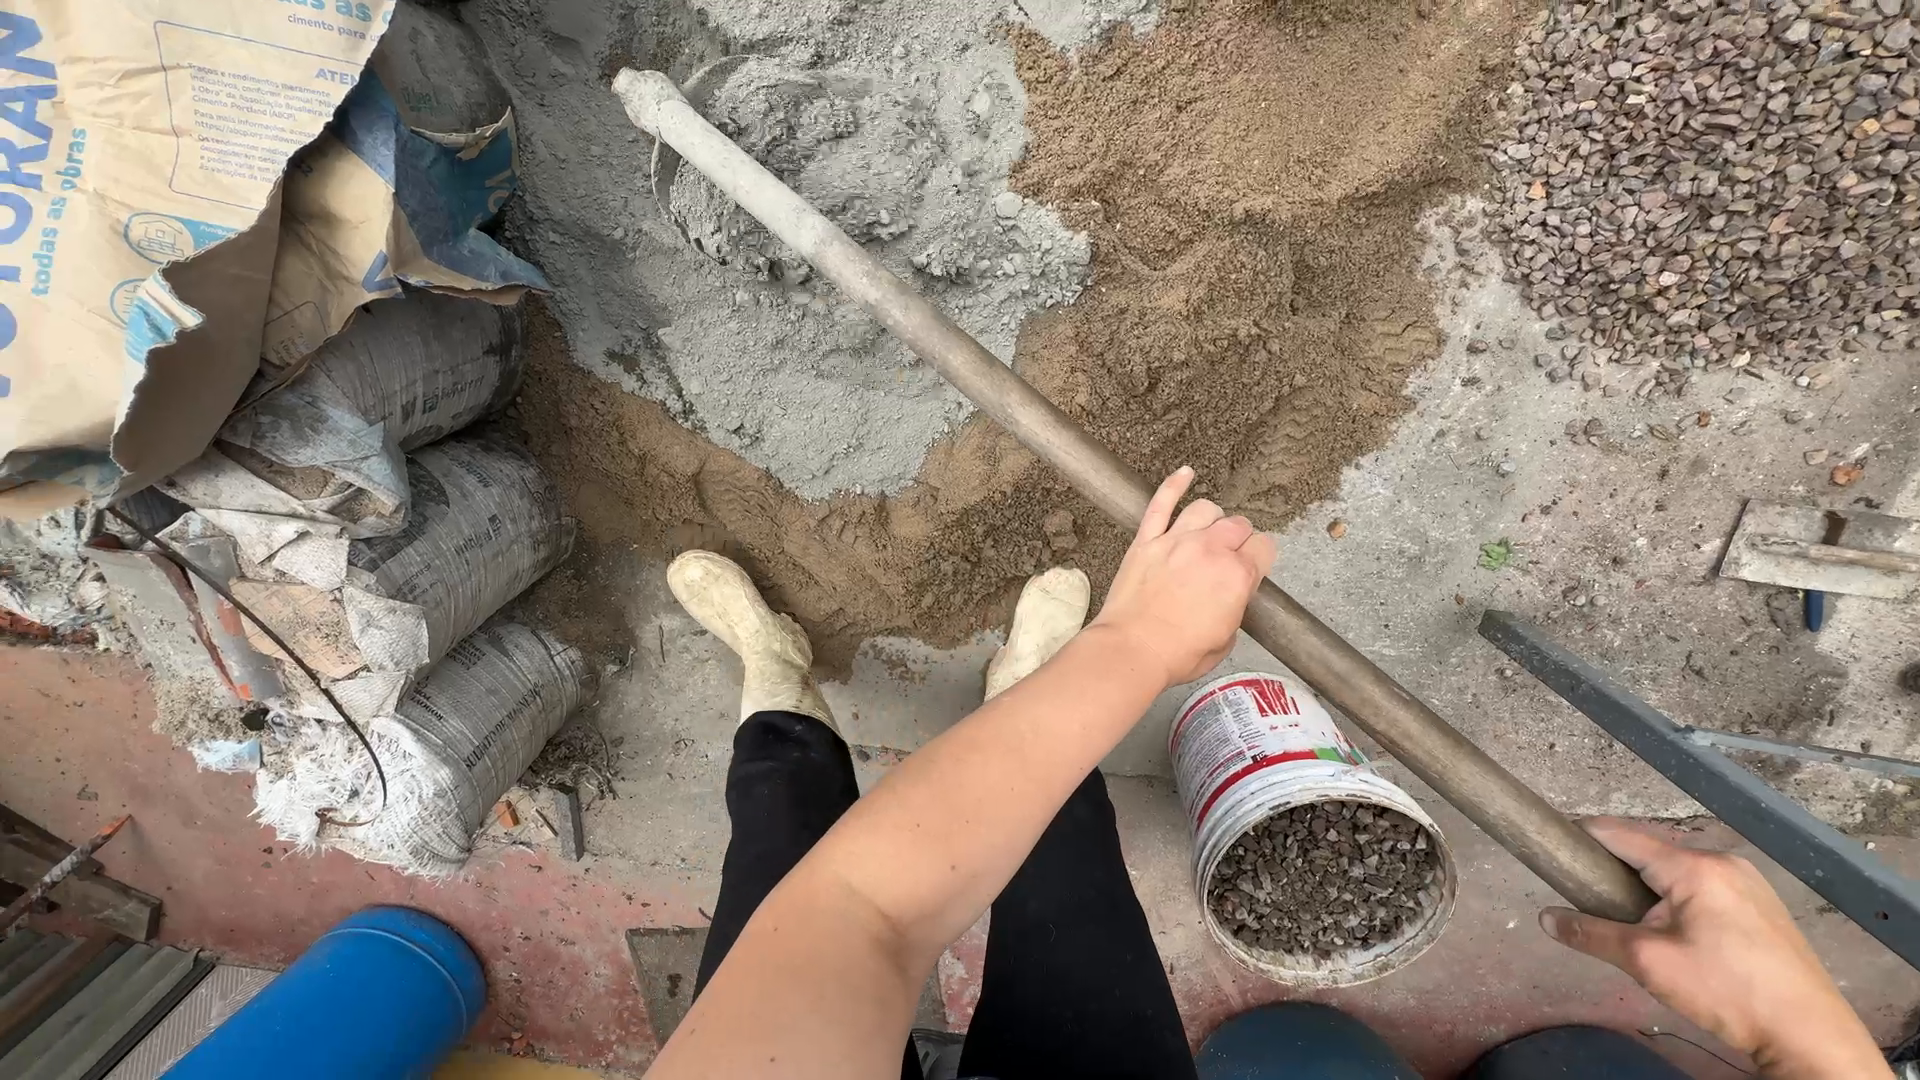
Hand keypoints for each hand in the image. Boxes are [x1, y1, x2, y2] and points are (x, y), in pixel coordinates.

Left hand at [1089, 467, 1276, 688]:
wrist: (1132, 649)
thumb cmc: (1177, 653)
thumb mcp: (1226, 639)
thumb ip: (1234, 608)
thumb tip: (1229, 597)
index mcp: (1237, 576)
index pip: (1264, 547)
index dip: (1260, 558)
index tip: (1253, 565)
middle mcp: (1210, 551)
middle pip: (1238, 525)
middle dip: (1239, 539)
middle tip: (1230, 555)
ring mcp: (1176, 541)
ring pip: (1205, 510)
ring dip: (1212, 519)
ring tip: (1208, 531)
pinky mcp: (1146, 541)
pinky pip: (1161, 503)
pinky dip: (1174, 485)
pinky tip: (1185, 474)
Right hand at [1541, 819, 1891, 1079]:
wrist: (1813, 1043)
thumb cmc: (1726, 992)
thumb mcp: (1645, 962)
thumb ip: (1590, 933)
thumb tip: (1546, 918)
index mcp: (1695, 867)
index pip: (1618, 834)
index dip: (1579, 839)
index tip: (1555, 855)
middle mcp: (1724, 863)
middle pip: (1647, 852)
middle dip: (1616, 873)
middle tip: (1599, 906)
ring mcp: (1750, 883)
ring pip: (1675, 871)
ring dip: (1648, 889)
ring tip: (1637, 924)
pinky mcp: (1764, 905)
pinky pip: (1702, 886)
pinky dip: (1677, 899)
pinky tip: (1677, 932)